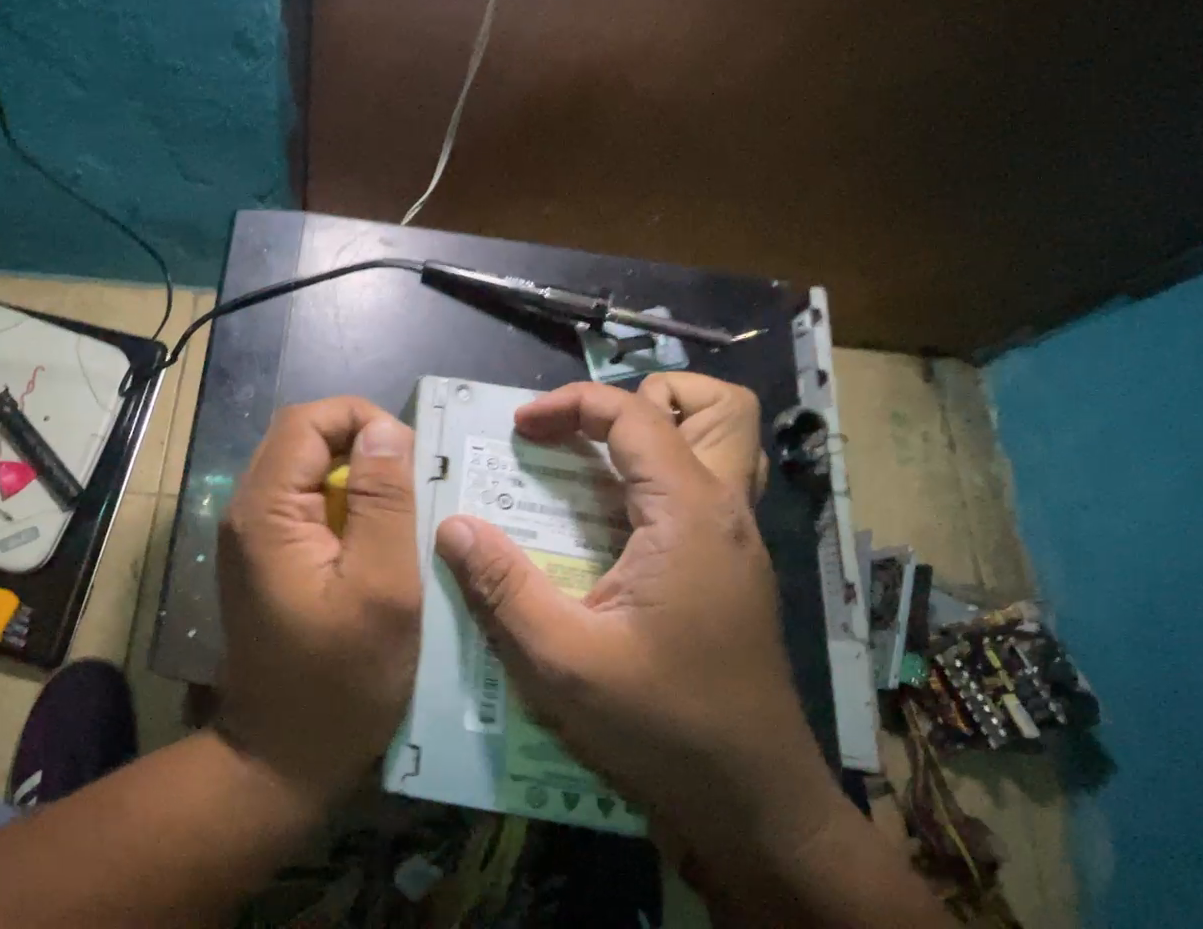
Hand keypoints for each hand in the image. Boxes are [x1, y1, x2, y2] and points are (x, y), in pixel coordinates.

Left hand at [216, 397, 421, 801]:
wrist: (283, 757)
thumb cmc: (341, 680)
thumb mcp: (382, 588)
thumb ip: (385, 502)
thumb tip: (385, 430)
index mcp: (266, 511)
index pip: (306, 421)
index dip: (360, 420)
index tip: (409, 456)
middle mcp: (246, 513)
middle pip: (300, 442)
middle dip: (360, 448)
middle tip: (413, 485)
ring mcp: (251, 539)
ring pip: (304, 474)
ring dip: (355, 481)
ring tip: (403, 513)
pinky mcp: (263, 561)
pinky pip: (303, 509)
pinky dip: (343, 511)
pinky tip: (377, 542)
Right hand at [434, 380, 840, 866]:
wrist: (751, 804)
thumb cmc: (661, 725)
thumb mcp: (561, 660)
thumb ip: (502, 587)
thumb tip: (451, 526)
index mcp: (689, 515)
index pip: (636, 414)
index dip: (571, 404)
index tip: (518, 430)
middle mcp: (725, 514)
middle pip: (715, 408)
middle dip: (644, 398)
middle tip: (582, 433)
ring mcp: (735, 545)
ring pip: (722, 446)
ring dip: (661, 434)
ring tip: (596, 465)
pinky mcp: (731, 574)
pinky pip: (705, 492)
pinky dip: (658, 481)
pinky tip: (609, 529)